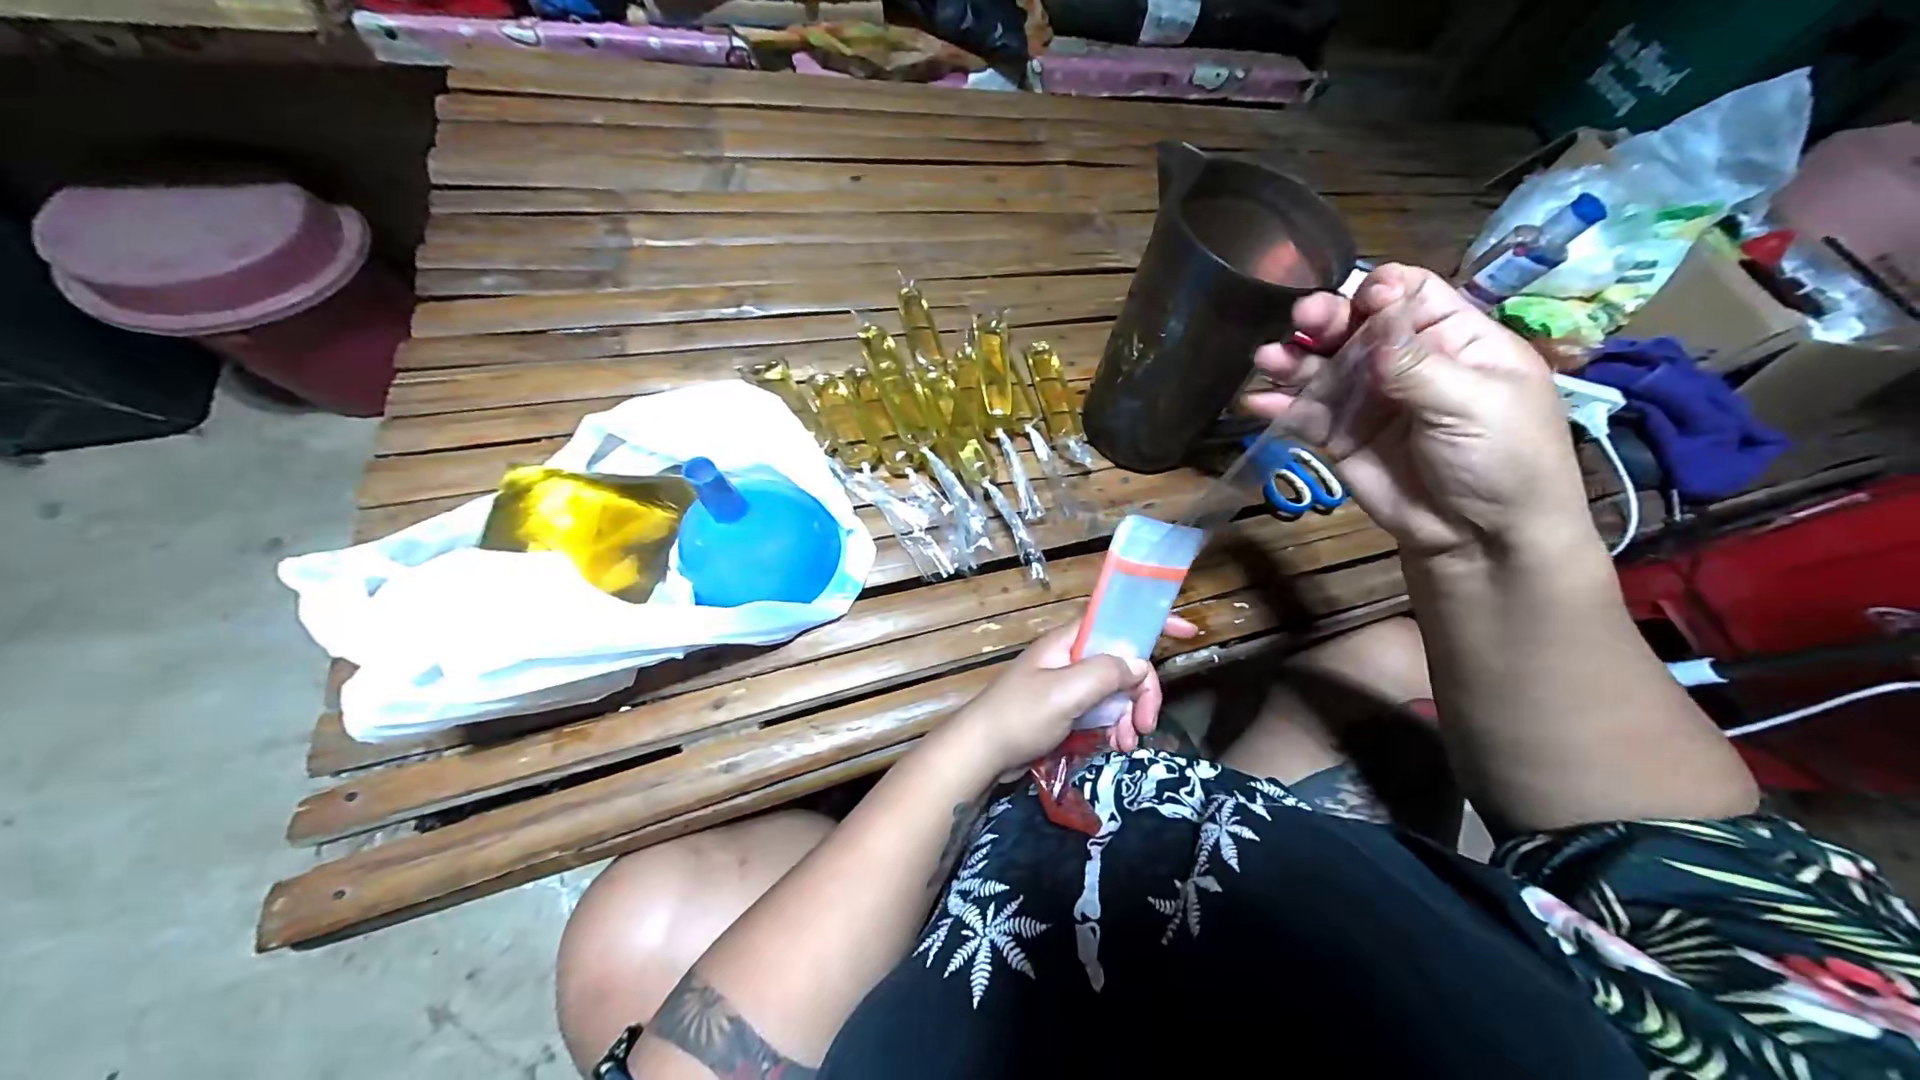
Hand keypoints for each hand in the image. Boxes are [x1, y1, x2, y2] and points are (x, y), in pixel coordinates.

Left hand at [941, 614, 1199, 779]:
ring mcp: (1068, 684)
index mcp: (1069, 642)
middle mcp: (1071, 657)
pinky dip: (1114, 726)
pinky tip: (1116, 745)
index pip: (1116, 619)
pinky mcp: (1066, 710)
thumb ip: (1105, 673)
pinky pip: (1102, 711)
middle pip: (1123, 662)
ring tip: (1128, 743)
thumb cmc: (1019, 716)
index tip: (1188, 633)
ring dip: (1129, 715)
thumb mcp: (1064, 692)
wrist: (982, 752)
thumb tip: (1139, 664)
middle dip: (1141, 691)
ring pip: (1116, 690)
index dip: (1151, 621)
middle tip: (1146, 723)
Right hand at [1244, 264, 1597, 561]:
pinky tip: (1257, 401)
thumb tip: (1376, 311)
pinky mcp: (1338, 437)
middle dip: (1326, 319)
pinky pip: (1303, 414)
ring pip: (1322, 367)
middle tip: (1301, 321)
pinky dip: (1278, 406)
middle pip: (1356, 326)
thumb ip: (1417, 362)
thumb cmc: (1503, 459)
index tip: (1359, 301)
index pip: (1410, 295)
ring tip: (1267, 358)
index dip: (1380, 290)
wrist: (1480, 538)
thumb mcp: (1474, 403)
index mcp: (1452, 340)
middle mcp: (1402, 363)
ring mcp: (1367, 401)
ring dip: (1292, 358)